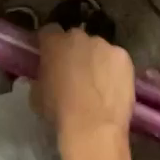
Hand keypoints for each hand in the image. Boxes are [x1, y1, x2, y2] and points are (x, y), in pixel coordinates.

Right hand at [33, 26, 134, 144]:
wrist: (93, 127)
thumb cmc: (59, 112)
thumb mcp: (36, 95)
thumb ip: (40, 77)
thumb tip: (45, 77)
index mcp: (54, 42)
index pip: (48, 32)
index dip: (49, 44)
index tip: (50, 57)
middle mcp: (79, 36)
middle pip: (75, 39)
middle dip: (74, 51)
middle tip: (74, 72)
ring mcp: (104, 45)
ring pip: (98, 49)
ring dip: (96, 60)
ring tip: (97, 83)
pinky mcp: (124, 57)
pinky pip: (116, 60)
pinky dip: (114, 70)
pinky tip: (113, 87)